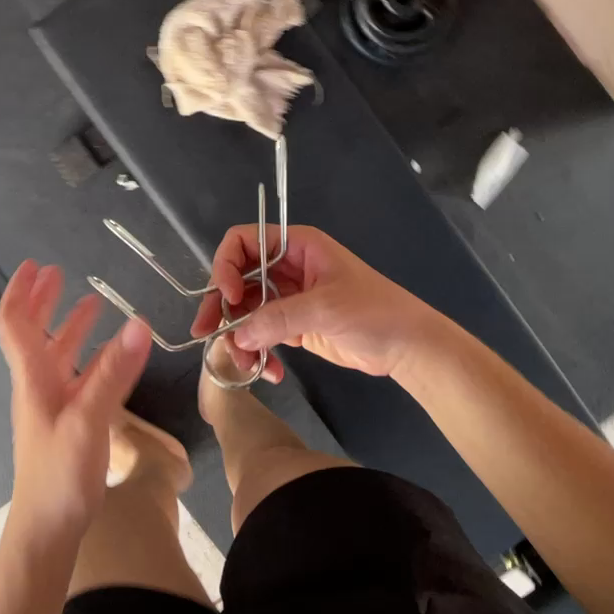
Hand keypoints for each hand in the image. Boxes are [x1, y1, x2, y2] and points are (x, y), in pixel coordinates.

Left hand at [0, 259, 151, 538]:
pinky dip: (88, 356)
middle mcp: (36, 386)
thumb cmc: (59, 475)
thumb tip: (139, 323)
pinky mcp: (65, 424)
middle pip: (32, 334)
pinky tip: (109, 356)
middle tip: (58, 272)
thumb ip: (114, 373)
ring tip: (91, 303)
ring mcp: (50, 406)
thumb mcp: (89, 420)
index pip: (15, 324)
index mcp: (33, 378)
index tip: (35, 265)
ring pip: (55, 355)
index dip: (21, 292)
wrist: (47, 530)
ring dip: (68, 326)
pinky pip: (74, 377)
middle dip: (43, 301)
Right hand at [190, 225, 452, 378]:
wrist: (408, 347)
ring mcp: (289, 297)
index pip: (243, 242)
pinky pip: (261, 334)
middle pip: (237, 278)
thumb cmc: (374, 313)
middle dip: (221, 306)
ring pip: (245, 310)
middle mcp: (286, 267)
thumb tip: (237, 335)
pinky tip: (268, 371)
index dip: (227, 265)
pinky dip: (258, 351)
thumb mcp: (325, 309)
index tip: (227, 296)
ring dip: (238, 336)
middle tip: (204, 333)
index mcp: (296, 246)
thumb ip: (277, 318)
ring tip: (243, 363)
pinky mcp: (293, 325)